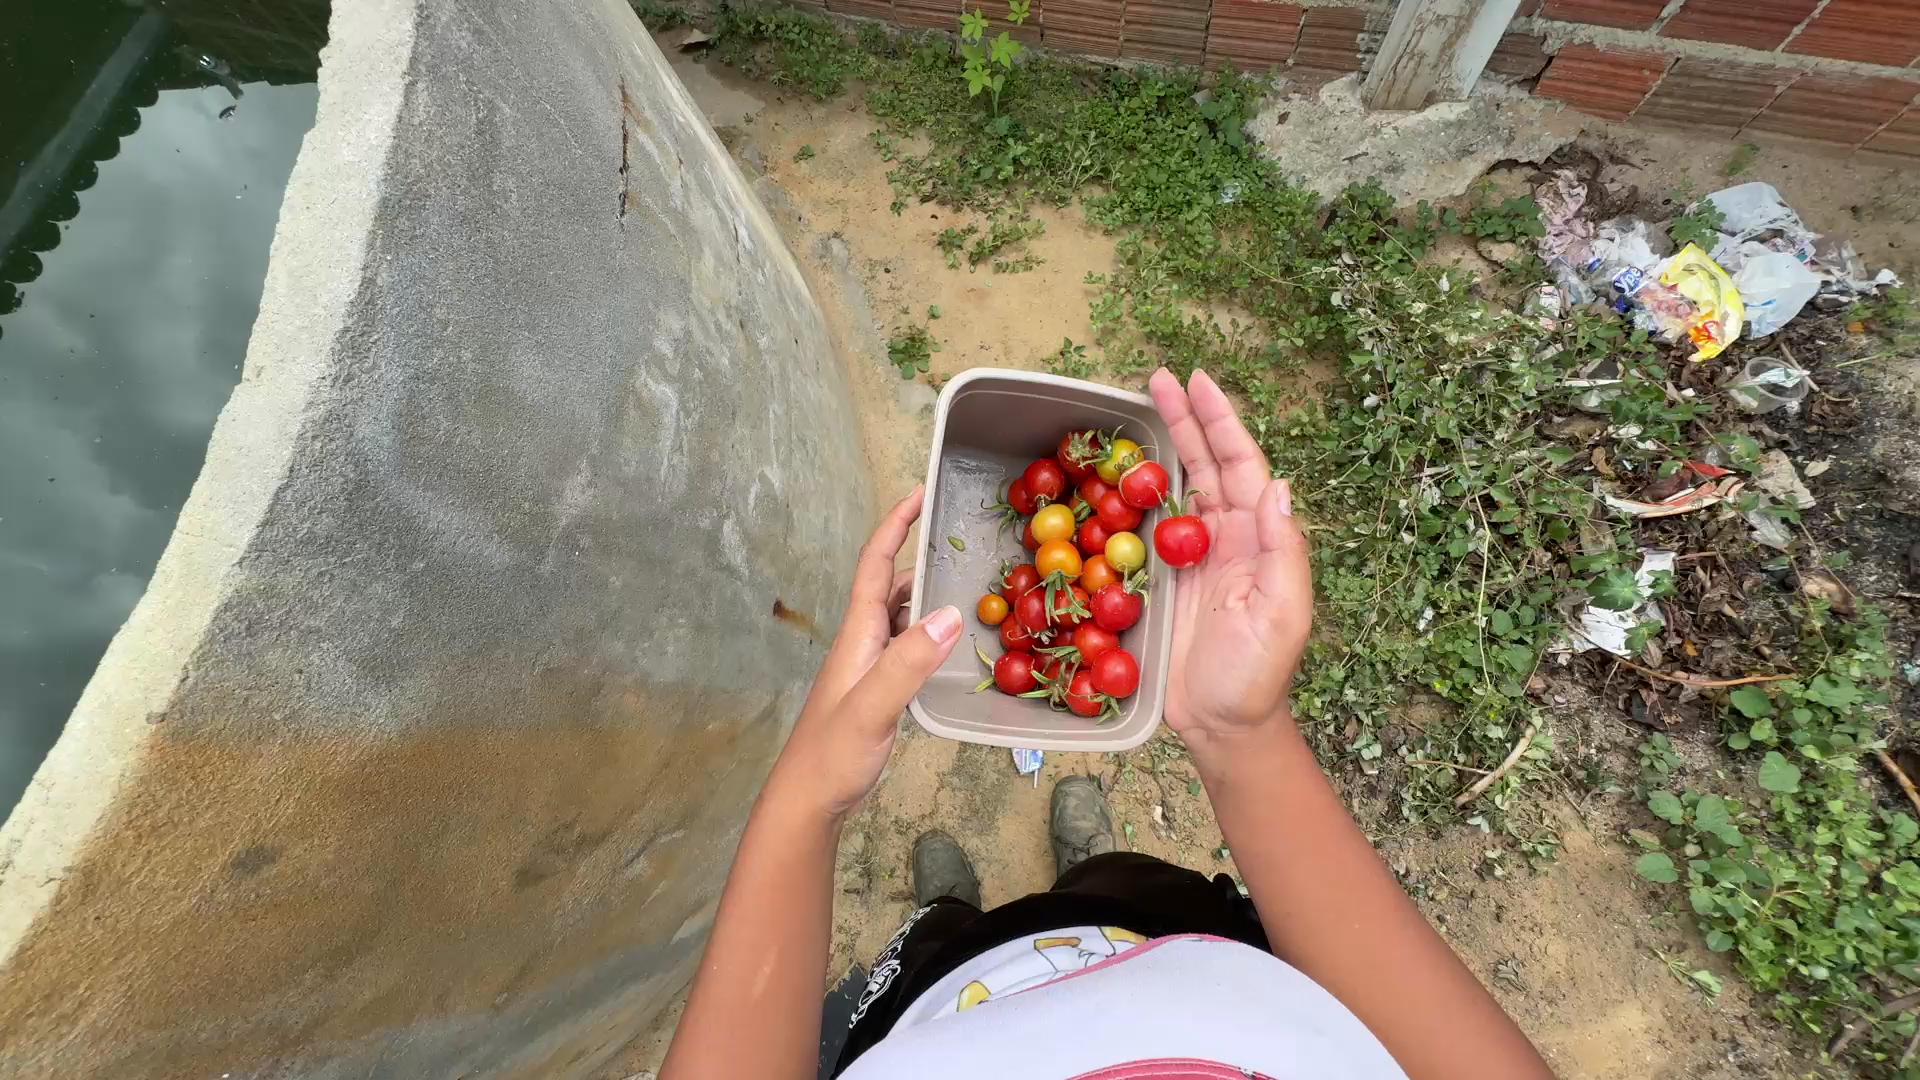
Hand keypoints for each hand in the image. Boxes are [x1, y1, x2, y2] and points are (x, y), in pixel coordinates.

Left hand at [768, 486, 962, 819]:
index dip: (895, 524)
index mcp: (859, 632)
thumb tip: (949, 613)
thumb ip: (907, 662)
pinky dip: (931, 630)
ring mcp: (872, 664)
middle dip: (920, 553)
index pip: (875, 563)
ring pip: (902, 613)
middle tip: (962, 540)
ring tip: (968, 583)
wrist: (809, 800)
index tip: (921, 492)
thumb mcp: (872, 706)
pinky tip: (954, 641)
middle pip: (891, 582)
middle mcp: (864, 639)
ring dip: (928, 592)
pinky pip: (910, 643)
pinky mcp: (881, 687)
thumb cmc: (833, 753)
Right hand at [1147, 369, 1312, 743]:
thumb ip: (1283, 552)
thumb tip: (1279, 487)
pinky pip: (1143, 526)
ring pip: (1175, 487)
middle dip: (1185, 419)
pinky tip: (1114, 472)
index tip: (1199, 383)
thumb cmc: (1256, 674)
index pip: (1241, 466)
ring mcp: (1188, 555)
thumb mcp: (1283, 616)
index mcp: (1257, 538)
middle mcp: (1223, 536)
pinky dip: (1130, 494)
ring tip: (1139, 407)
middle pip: (1205, 465)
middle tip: (1159, 379)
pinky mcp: (1158, 576)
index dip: (1220, 423)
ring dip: (1159, 445)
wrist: (1219, 722)